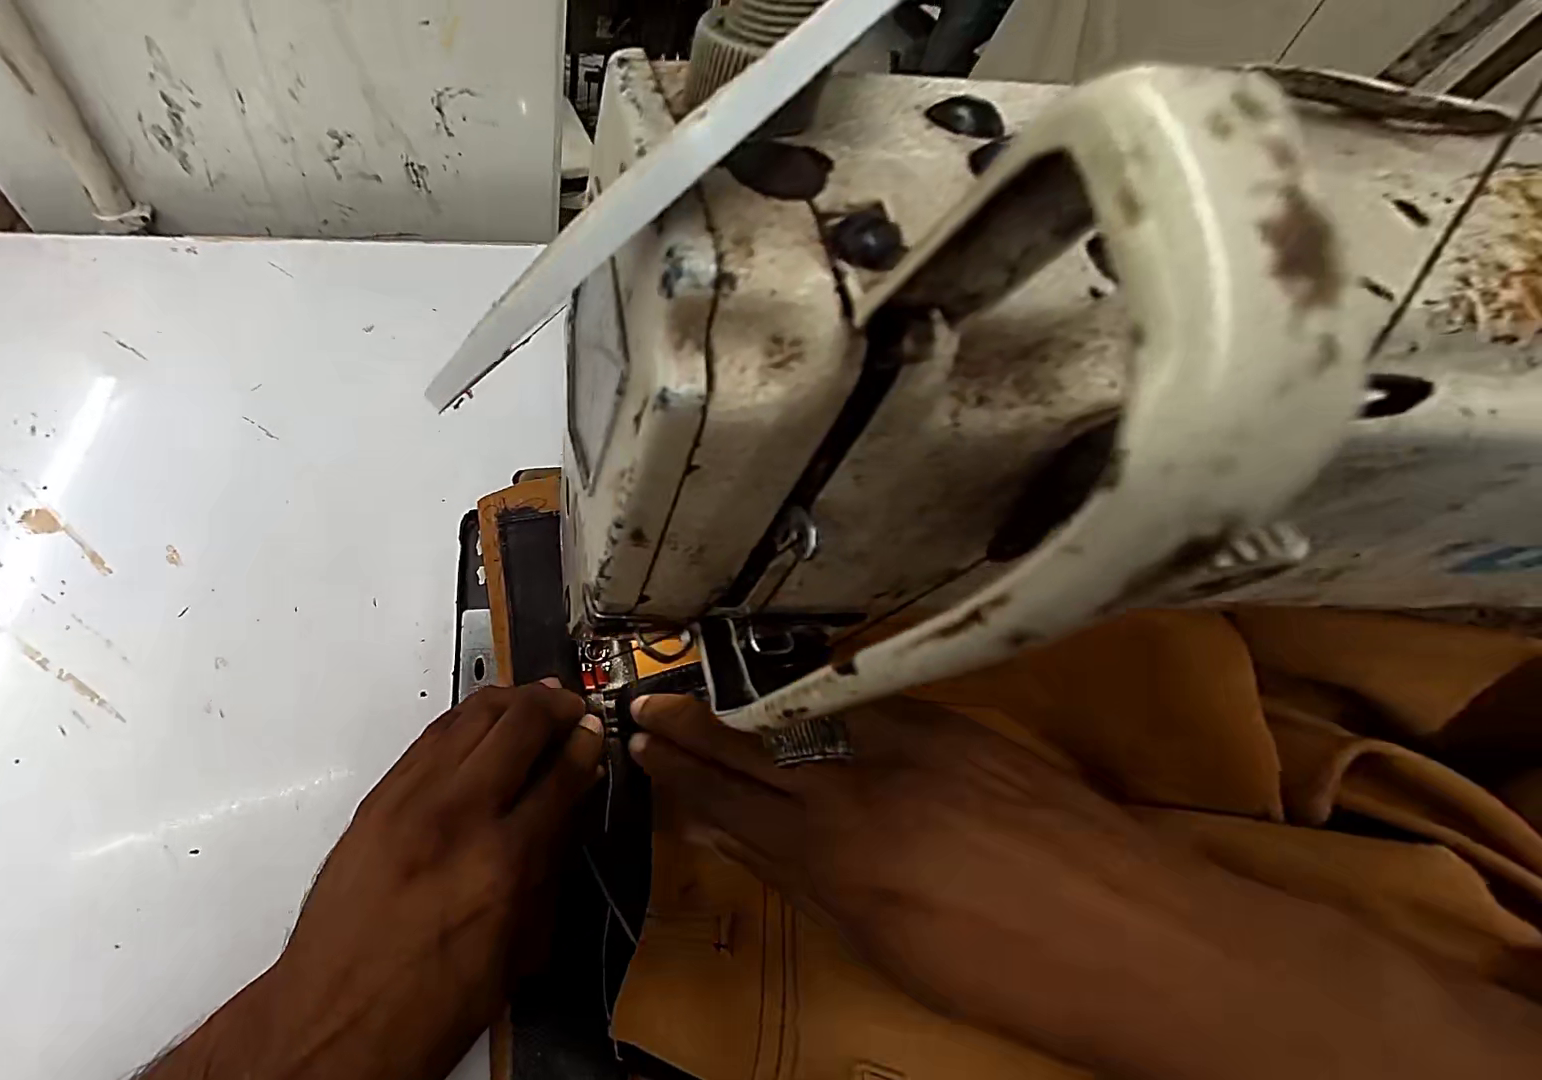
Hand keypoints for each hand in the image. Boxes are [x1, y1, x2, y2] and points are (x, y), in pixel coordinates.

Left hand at [149, 681, 603, 1079]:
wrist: (328, 1021)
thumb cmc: (428, 1005)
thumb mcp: (515, 950)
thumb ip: (548, 865)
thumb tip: (569, 803)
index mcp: (502, 864)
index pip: (559, 777)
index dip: (584, 746)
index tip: (593, 733)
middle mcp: (457, 816)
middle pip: (519, 726)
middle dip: (555, 706)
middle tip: (572, 705)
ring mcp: (411, 798)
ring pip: (473, 714)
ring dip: (513, 698)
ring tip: (536, 696)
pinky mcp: (379, 795)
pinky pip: (433, 732)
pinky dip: (468, 714)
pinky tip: (485, 715)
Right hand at [628, 694, 1183, 1032]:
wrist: (1146, 940)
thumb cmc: (1004, 970)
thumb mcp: (881, 943)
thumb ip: (795, 878)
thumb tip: (730, 835)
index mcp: (832, 858)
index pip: (727, 801)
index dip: (678, 774)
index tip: (642, 748)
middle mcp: (852, 789)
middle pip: (746, 746)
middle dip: (688, 724)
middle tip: (648, 703)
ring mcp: (897, 743)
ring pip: (792, 713)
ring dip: (738, 705)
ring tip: (697, 693)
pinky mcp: (939, 718)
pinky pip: (852, 702)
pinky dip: (807, 700)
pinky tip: (785, 695)